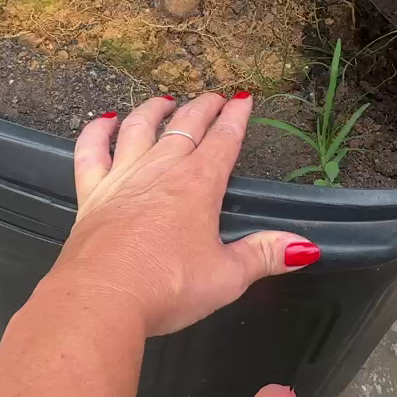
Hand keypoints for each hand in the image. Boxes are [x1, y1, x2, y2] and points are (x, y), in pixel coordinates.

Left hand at [54, 92, 318, 335]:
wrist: (101, 300)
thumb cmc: (167, 288)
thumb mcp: (228, 277)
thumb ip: (265, 255)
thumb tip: (305, 248)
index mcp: (199, 185)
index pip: (225, 139)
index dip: (237, 116)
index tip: (245, 99)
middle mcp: (162, 170)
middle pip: (187, 125)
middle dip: (204, 107)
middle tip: (216, 96)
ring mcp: (124, 177)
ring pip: (140, 127)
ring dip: (155, 109)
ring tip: (166, 100)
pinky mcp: (92, 194)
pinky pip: (91, 151)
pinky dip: (97, 130)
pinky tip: (104, 120)